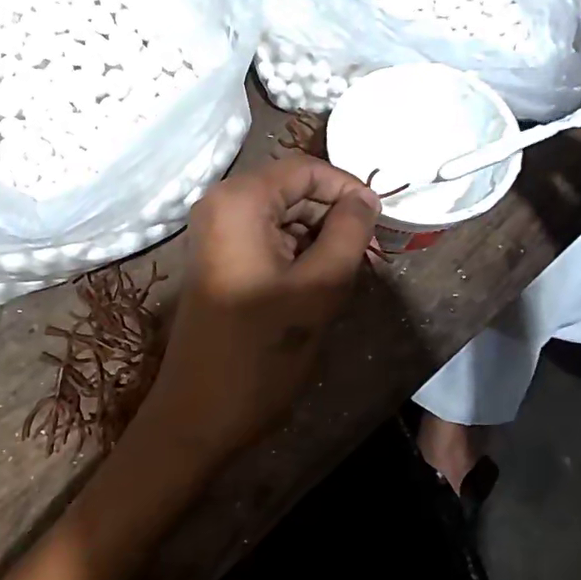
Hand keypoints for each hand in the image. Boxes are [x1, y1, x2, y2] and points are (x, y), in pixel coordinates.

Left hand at [145, 155, 379, 459]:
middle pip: (292, 190)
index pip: (305, 169)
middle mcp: (220, 206)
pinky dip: (298, 254)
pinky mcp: (218, 260)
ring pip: (282, 217)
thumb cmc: (261, 350)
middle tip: (374, 255)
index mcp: (240, 201)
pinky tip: (324, 282)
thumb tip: (366, 199)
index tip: (381, 221)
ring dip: (321, 238)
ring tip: (356, 273)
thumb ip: (348, 233)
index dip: (348, 188)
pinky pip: (267, 239)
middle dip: (335, 217)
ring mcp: (215, 234)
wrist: (200, 411)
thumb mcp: (319, 287)